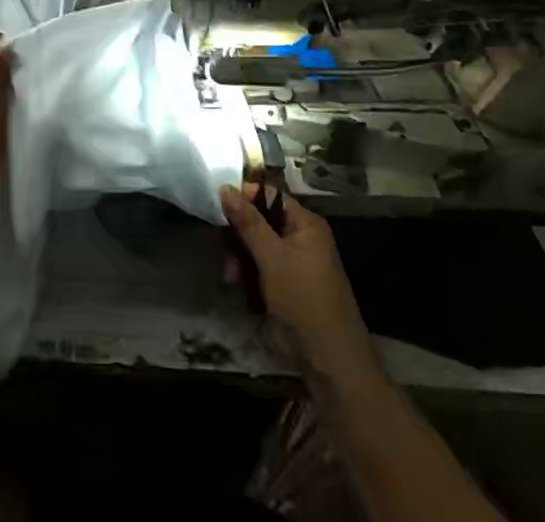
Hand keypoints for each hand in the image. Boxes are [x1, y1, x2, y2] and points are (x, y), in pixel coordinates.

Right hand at [221, 185, 377, 379]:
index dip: (245, 198)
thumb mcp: (273, 257)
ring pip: (255, 248)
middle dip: (239, 236)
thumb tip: (225, 188)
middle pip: (260, 222)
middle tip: (223, 249)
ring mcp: (292, 263)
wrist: (326, 356)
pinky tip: (238, 288)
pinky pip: (259, 269)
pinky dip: (247, 276)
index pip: (270, 197)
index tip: (217, 205)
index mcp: (305, 224)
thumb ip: (248, 223)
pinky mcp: (283, 285)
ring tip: (231, 278)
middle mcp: (300, 238)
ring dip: (240, 260)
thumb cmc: (303, 298)